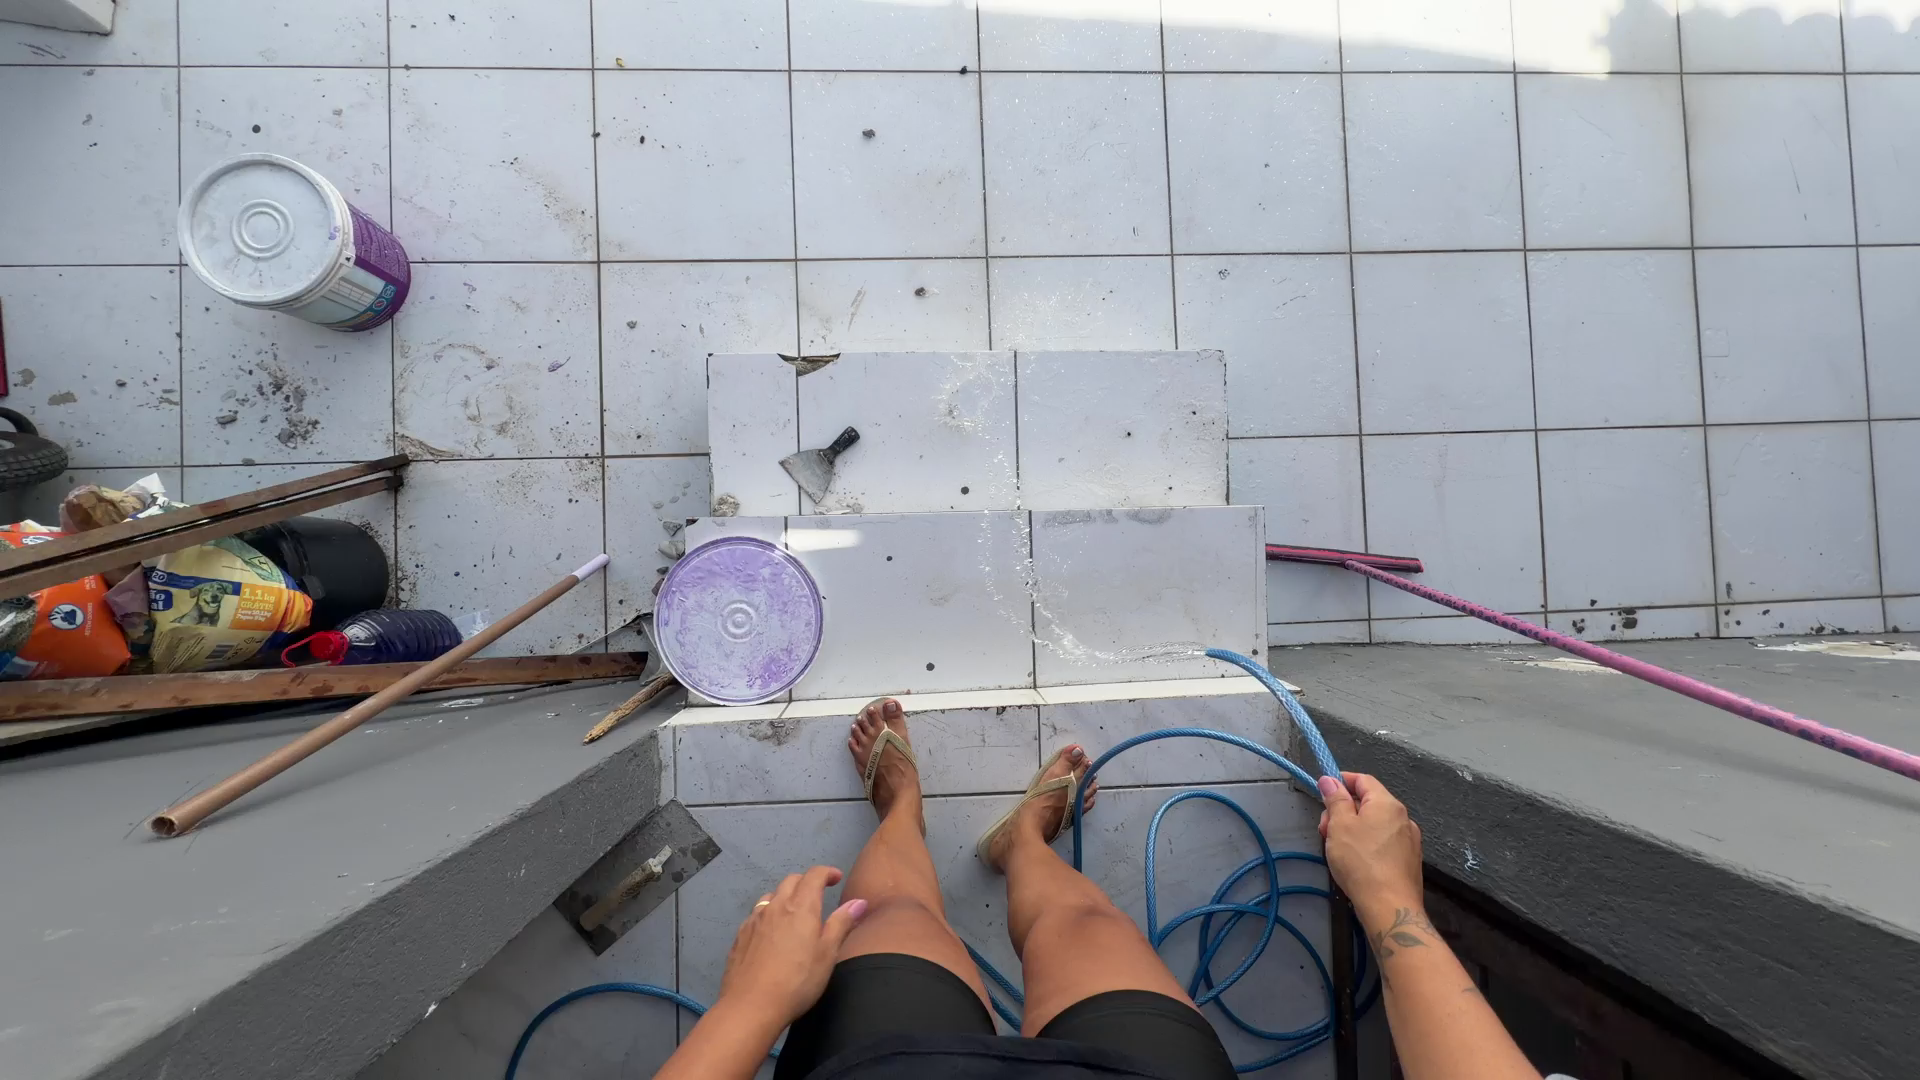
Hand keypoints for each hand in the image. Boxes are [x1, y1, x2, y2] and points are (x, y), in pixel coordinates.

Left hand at [717, 866, 868, 1025]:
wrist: (749, 1007)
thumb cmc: (797, 981)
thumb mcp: (827, 954)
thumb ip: (842, 924)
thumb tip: (859, 901)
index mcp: (801, 906)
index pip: (814, 875)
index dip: (827, 872)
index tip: (836, 878)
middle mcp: (777, 905)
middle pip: (792, 880)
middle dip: (806, 881)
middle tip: (817, 895)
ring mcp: (755, 919)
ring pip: (772, 895)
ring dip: (785, 896)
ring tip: (793, 913)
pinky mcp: (741, 935)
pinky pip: (756, 914)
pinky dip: (768, 914)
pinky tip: (770, 933)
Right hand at [1317, 772, 1423, 919]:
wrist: (1389, 908)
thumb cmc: (1360, 861)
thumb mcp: (1340, 824)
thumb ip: (1335, 799)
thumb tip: (1330, 779)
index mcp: (1388, 804)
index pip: (1363, 780)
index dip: (1341, 781)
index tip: (1323, 793)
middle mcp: (1404, 818)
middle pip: (1368, 802)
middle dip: (1343, 809)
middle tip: (1325, 828)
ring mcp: (1409, 841)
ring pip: (1374, 823)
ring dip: (1352, 827)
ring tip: (1337, 847)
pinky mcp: (1409, 861)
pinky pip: (1383, 841)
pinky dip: (1366, 843)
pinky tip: (1355, 861)